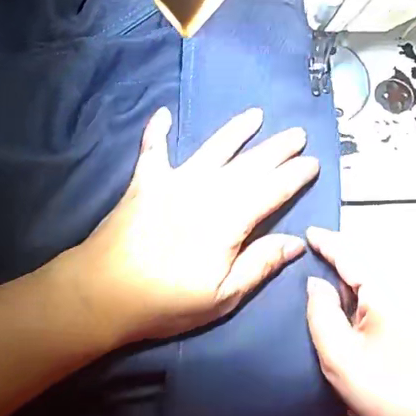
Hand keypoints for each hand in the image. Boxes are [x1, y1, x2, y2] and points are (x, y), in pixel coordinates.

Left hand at [54, 107, 318, 346]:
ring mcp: (172, 182)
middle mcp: (205, 191)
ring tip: (254, 115)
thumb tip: (296, 242)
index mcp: (228, 220)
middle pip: (248, 166)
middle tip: (297, 134)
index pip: (271, 191)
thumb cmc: (165, 302)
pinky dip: (158, 131)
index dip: (294, 176)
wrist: (103, 292)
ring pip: (211, 150)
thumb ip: (259, 264)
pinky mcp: (144, 183)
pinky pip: (153, 150)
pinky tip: (164, 113)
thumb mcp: (222, 296)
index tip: (312, 163)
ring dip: (235, 132)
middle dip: (276, 149)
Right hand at [304, 227, 415, 415]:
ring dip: (372, 270)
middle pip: (377, 252)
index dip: (326, 243)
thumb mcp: (342, 362)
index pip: (353, 251)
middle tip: (324, 273)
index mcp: (399, 286)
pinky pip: (415, 277)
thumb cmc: (401, 407)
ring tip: (350, 295)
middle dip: (350, 257)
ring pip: (397, 263)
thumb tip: (317, 283)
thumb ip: (320, 313)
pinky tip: (381, 307)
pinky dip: (392, 281)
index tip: (309, 235)